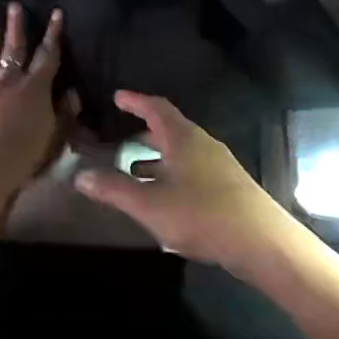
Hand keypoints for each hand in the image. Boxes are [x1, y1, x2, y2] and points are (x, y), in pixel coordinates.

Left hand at [0, 5, 71, 207]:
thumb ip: (65, 112)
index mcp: (35, 88)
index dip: (53, 34)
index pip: (48, 55)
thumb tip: (71, 91)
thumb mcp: (57, 135)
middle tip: (14, 5)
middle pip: (14, 50)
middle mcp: (8, 83)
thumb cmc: (28, 155)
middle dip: (16, 27)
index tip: (55, 13)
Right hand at [73, 91, 293, 269]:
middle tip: (123, 137)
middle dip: (146, 134)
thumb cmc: (200, 214)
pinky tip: (167, 198)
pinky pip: (195, 172)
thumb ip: (113, 189)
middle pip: (172, 131)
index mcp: (184, 139)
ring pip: (183, 154)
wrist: (259, 240)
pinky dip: (174, 176)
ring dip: (159, 159)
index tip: (118, 97)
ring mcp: (221, 166)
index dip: (136, 102)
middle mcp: (204, 146)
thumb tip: (79, 176)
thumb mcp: (148, 204)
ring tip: (136, 171)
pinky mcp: (230, 188)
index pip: (157, 108)